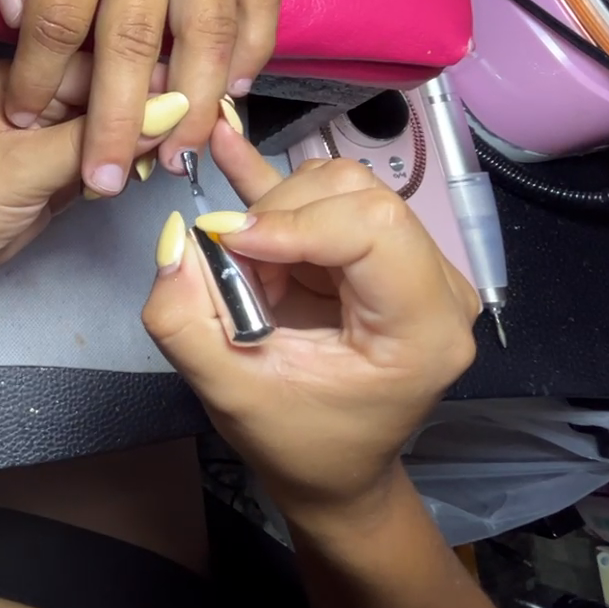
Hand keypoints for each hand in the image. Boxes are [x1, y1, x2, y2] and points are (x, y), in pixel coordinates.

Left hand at [0, 0, 278, 199]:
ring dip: (195, 103)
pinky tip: (232, 94)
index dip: (37, 74)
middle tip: (106, 181)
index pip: (59, 10)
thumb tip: (17, 19)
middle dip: (118, 119)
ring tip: (176, 158)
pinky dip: (254, 51)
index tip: (22, 117)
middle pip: (138, 36)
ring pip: (214, 28)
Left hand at [0, 58, 180, 293]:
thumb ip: (94, 137)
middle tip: (186, 141)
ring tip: (166, 161)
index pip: (102, 62)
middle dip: (150, 114)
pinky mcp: (59, 167)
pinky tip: (141, 175)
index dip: (149, 81)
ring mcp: (52, 132)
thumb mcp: (25, 166)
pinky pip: (103, 156)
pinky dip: (122, 167)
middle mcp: (42, 92)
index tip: (197, 102)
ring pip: (113, 125)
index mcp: (25, 73)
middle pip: (114, 90)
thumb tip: (171, 109)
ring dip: (138, 143)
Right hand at [141, 120, 480, 523]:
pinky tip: (225, 143)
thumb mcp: (227, 393)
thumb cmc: (295, 440)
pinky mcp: (369, 248)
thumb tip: (176, 239)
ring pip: (331, 185)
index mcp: (421, 328)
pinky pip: (319, 192)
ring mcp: (408, 261)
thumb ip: (184, 321)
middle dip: (273, 222)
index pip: (370, 227)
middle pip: (351, 195)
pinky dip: (267, 175)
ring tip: (246, 268)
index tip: (224, 244)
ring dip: (270, 216)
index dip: (289, 224)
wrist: (331, 463)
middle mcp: (432, 283)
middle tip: (233, 272)